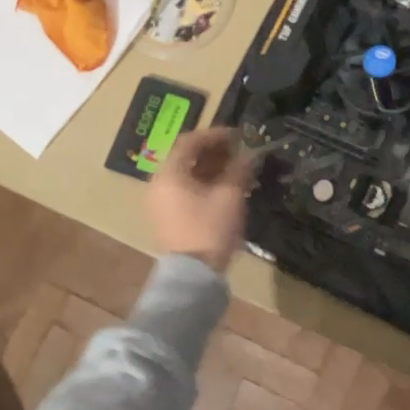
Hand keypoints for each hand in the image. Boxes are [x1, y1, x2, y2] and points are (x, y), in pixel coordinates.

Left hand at [148, 128, 252, 273]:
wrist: (194, 274)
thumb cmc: (210, 229)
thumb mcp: (229, 195)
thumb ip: (239, 169)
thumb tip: (250, 153)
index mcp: (169, 174)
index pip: (189, 142)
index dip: (215, 134)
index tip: (238, 135)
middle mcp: (159, 184)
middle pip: (185, 157)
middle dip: (214, 151)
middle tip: (239, 151)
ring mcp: (160, 202)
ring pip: (186, 174)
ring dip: (211, 167)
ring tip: (237, 169)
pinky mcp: (167, 217)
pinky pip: (184, 190)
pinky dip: (204, 183)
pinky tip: (226, 187)